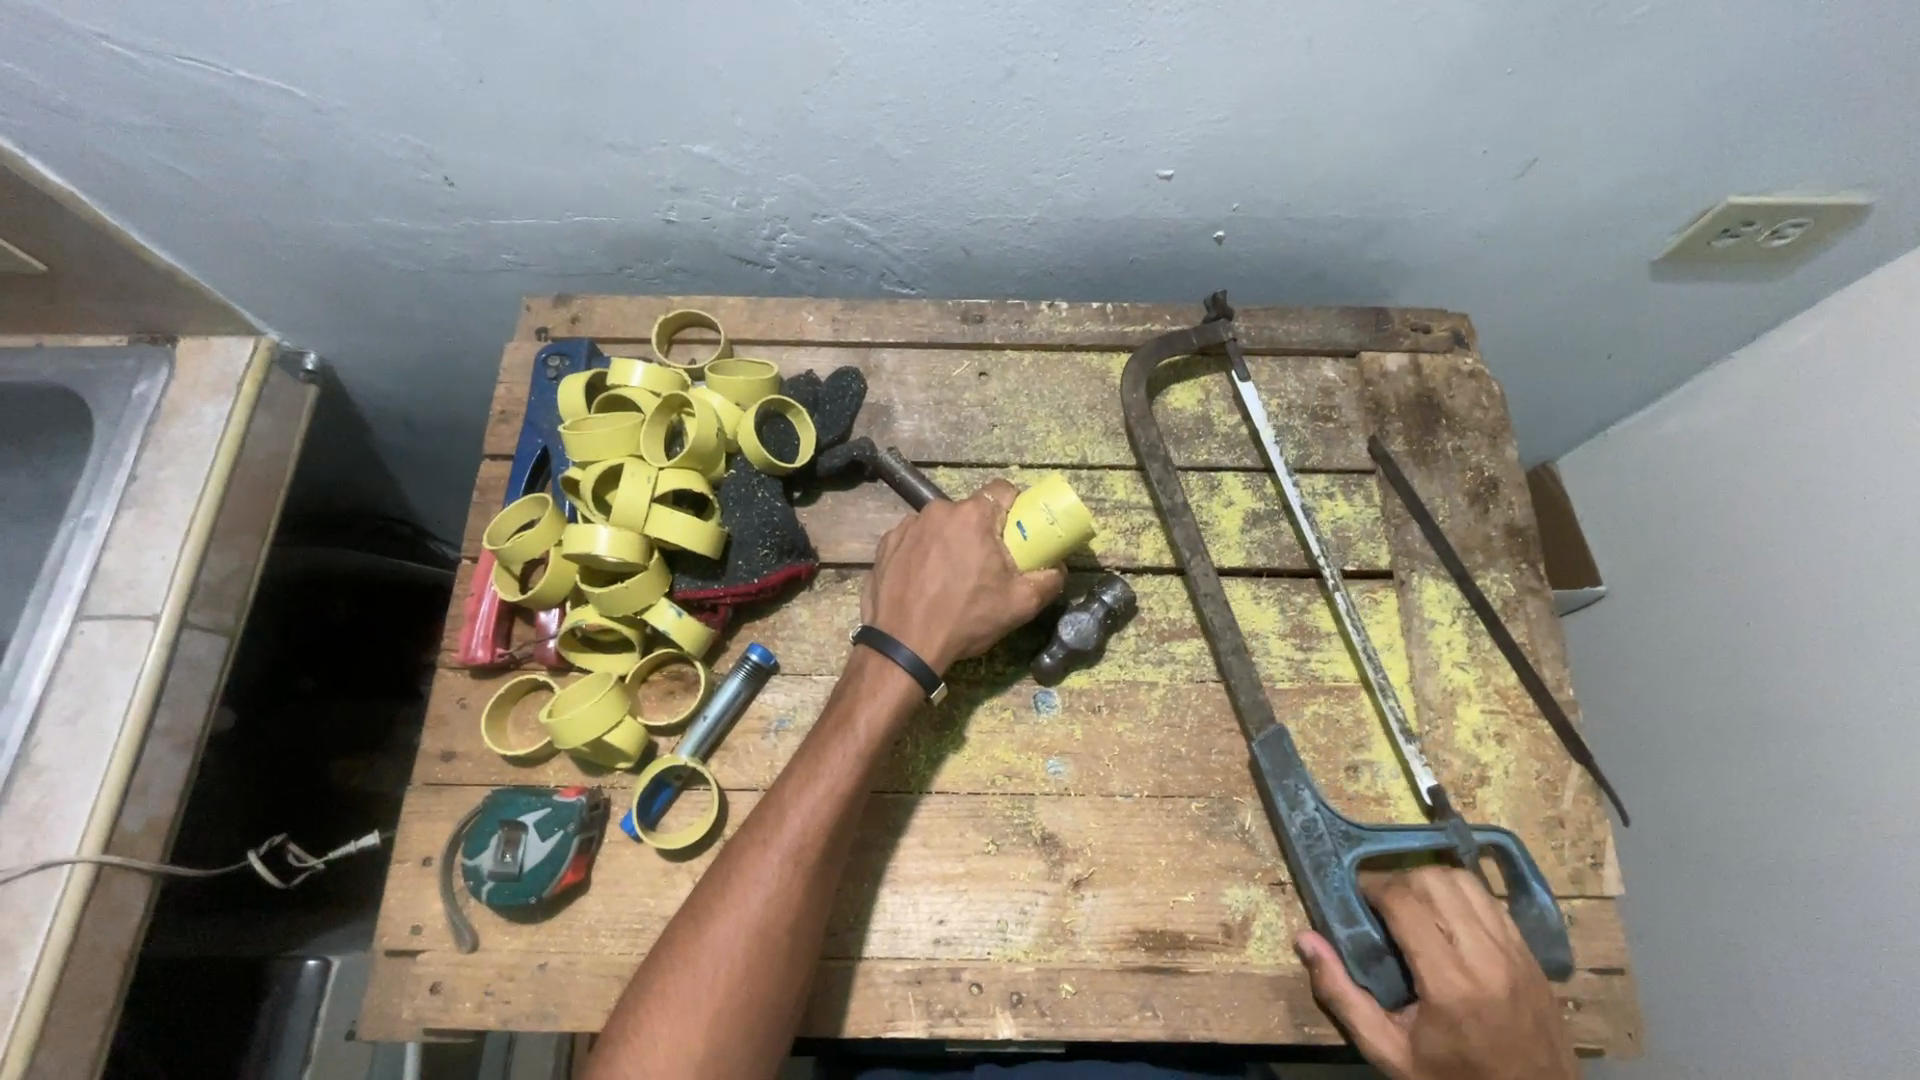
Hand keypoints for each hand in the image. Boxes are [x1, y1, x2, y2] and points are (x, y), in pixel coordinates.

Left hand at [861, 479, 1065, 672]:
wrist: (903, 646)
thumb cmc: (964, 619)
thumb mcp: (1020, 605)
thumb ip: (1048, 580)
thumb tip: (1058, 568)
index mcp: (973, 516)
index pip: (1002, 491)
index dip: (1013, 508)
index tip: (1015, 533)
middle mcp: (937, 511)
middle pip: (970, 512)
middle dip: (981, 532)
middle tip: (984, 566)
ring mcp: (907, 526)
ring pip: (940, 526)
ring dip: (950, 543)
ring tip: (949, 579)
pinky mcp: (885, 544)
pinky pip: (914, 541)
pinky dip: (922, 554)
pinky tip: (923, 583)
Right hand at [1295, 866, 1576, 1079]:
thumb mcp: (1387, 1051)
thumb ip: (1340, 994)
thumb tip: (1304, 939)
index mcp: (1450, 983)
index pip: (1404, 900)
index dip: (1373, 887)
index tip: (1356, 897)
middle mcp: (1487, 958)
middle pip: (1434, 880)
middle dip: (1399, 881)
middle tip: (1380, 903)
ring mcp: (1516, 953)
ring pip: (1465, 882)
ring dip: (1431, 883)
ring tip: (1413, 905)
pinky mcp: (1533, 955)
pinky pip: (1492, 901)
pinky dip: (1462, 896)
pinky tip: (1446, 918)